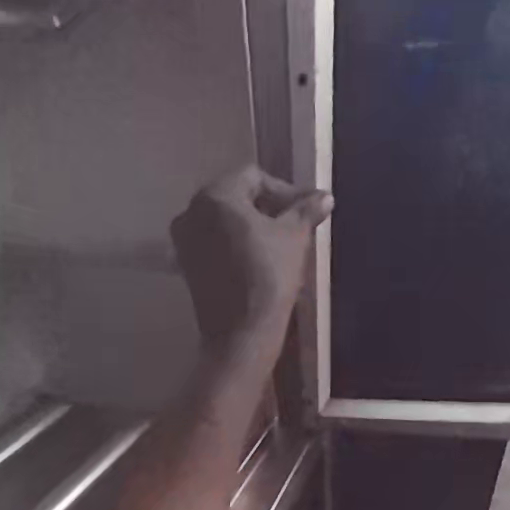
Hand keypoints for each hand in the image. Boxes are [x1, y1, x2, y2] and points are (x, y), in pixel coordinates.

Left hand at [171, 165, 332, 354]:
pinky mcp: (186, 266)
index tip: (306, 210)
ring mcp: (184, 241)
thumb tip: (325, 197)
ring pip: (224, 221)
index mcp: (215, 196)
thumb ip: (306, 210)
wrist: (242, 333)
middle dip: (267, 207)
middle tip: (295, 224)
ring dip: (252, 226)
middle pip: (235, 196)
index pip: (253, 177)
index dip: (284, 190)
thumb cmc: (269, 277)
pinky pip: (214, 242)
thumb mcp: (294, 238)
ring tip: (279, 243)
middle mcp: (190, 212)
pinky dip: (235, 244)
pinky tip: (258, 259)